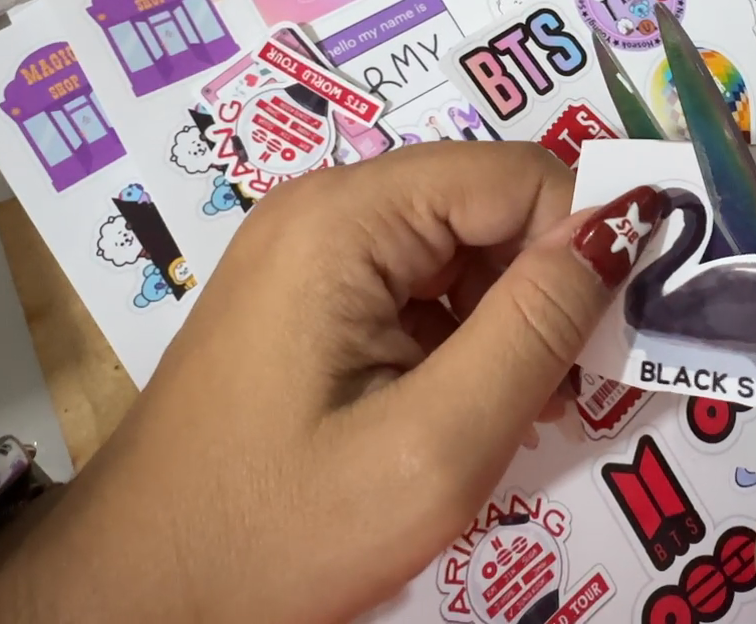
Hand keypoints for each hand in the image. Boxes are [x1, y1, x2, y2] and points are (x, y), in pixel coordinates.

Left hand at [0, 142, 659, 622]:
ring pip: (465, 240)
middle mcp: (330, 203)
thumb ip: (536, 327)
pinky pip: (424, 276)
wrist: (133, 600)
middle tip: (565, 385)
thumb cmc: (275, 537)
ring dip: (511, 311)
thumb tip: (622, 224)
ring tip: (518, 405)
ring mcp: (317, 241)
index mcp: (348, 216)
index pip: (515, 174)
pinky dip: (468, 327)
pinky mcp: (316, 283)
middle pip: (489, 201)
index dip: (580, 239)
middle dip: (546, 282)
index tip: (604, 336)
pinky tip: (468, 398)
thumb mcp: (433, 448)